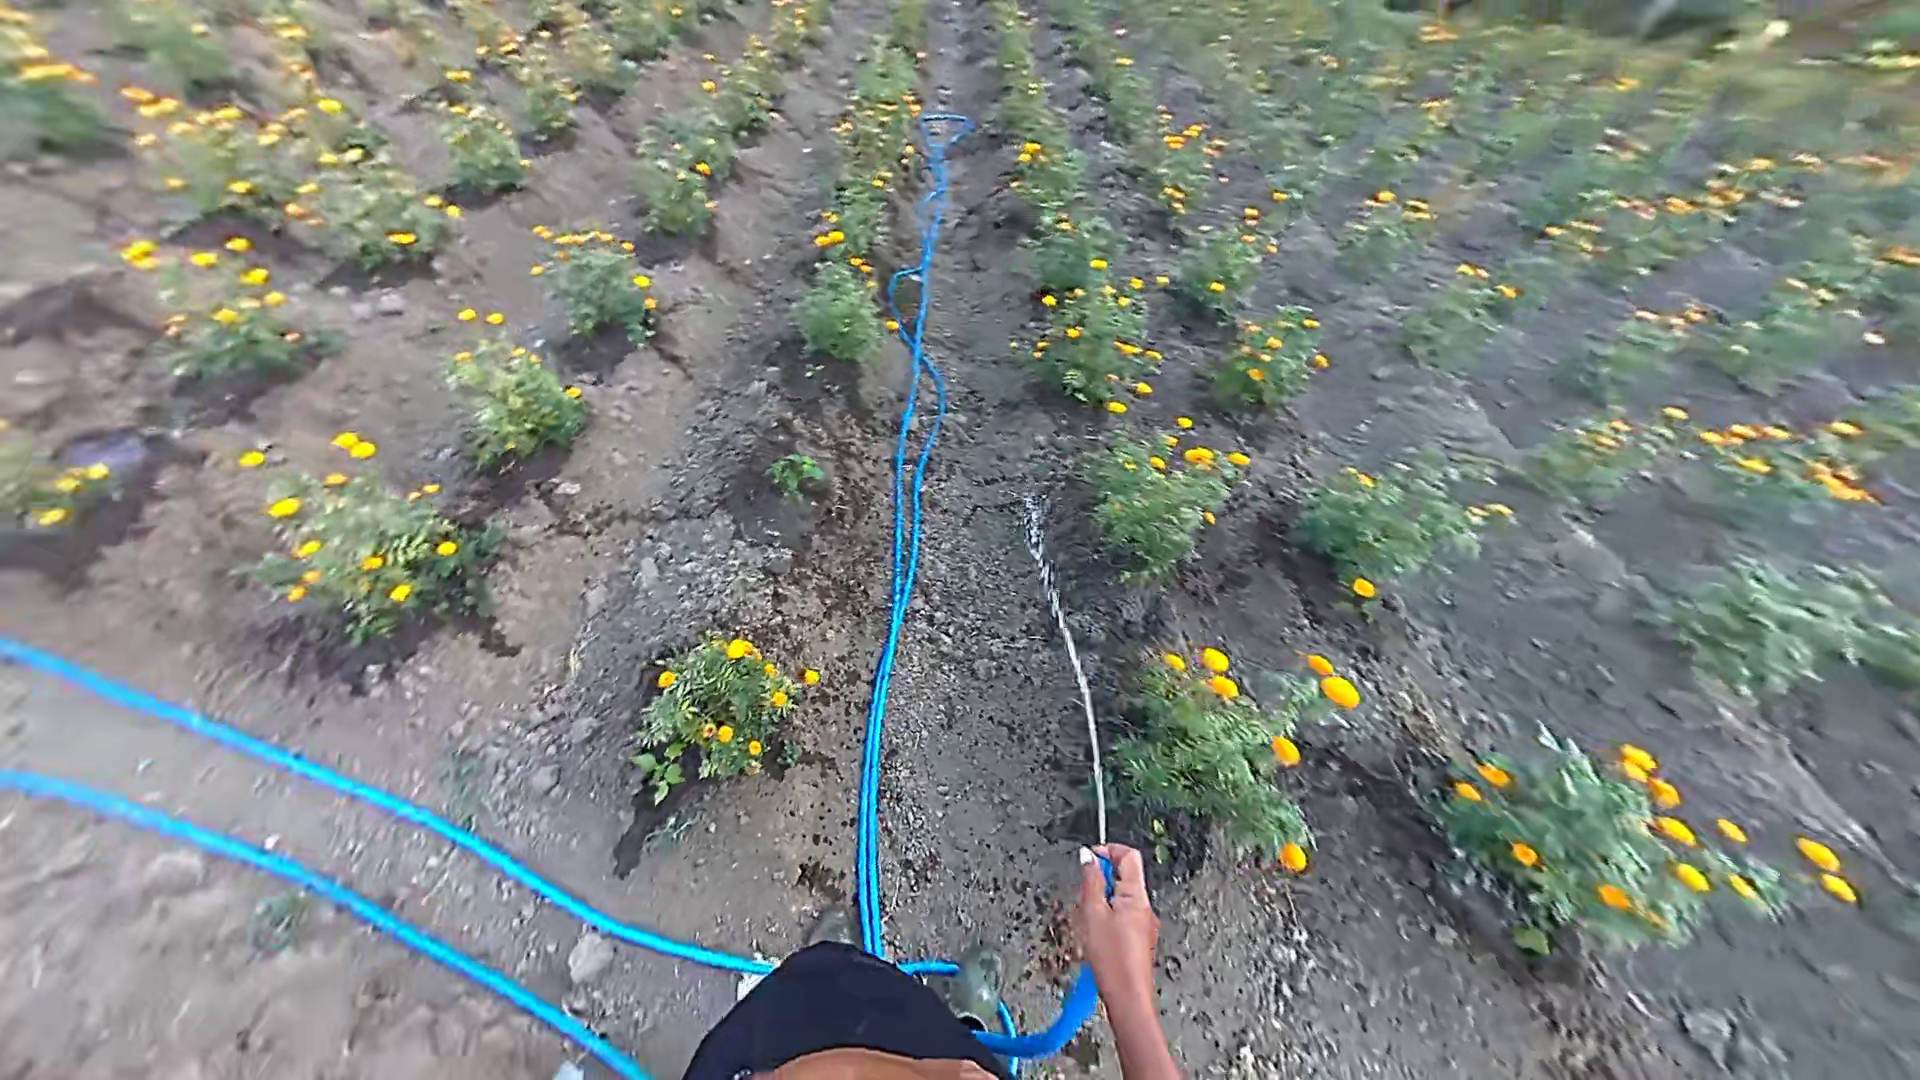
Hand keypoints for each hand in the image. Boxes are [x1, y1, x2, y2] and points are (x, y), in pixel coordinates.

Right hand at [1076, 843, 1159, 1015]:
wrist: (1128, 1000)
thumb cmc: (1112, 961)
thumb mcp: (1093, 913)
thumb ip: (1091, 880)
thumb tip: (1088, 856)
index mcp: (1137, 896)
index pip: (1128, 855)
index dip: (1108, 850)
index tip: (1090, 857)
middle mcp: (1145, 906)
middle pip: (1125, 874)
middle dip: (1102, 877)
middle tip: (1086, 893)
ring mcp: (1144, 922)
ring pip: (1122, 894)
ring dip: (1103, 896)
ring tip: (1090, 915)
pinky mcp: (1140, 936)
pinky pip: (1124, 912)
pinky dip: (1109, 913)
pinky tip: (1098, 931)